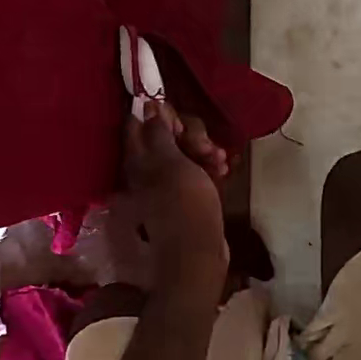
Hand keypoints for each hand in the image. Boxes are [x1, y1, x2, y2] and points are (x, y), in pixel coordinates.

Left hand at [121, 101, 227, 278]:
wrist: (198, 254)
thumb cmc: (185, 206)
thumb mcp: (171, 164)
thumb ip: (158, 133)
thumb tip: (145, 105)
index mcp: (137, 158)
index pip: (140, 121)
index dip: (162, 114)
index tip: (181, 123)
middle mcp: (148, 167)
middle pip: (166, 133)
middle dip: (190, 134)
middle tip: (205, 146)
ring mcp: (167, 181)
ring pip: (185, 150)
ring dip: (204, 149)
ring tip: (220, 161)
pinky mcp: (186, 193)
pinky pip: (195, 168)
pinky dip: (208, 165)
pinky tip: (223, 169)